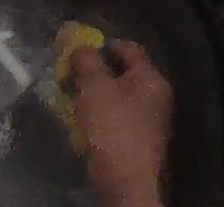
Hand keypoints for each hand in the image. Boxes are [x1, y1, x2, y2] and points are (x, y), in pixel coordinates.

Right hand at [71, 40, 173, 206]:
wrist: (125, 180)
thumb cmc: (112, 124)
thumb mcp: (94, 84)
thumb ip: (86, 58)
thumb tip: (80, 46)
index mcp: (151, 79)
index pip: (127, 47)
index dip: (101, 44)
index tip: (77, 50)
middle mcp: (154, 97)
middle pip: (120, 71)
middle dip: (93, 69)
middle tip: (70, 71)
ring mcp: (146, 119)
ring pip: (114, 93)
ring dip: (91, 91)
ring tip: (70, 93)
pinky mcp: (135, 138)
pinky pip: (113, 114)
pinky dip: (96, 110)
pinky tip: (79, 115)